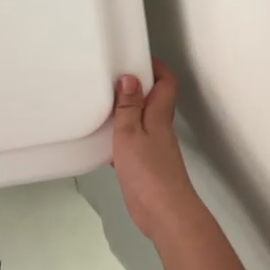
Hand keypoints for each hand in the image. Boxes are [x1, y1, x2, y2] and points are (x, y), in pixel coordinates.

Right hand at [111, 59, 210, 245]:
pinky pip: (132, 140)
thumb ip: (129, 107)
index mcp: (159, 117)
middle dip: (138, 85)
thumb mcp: (131, 133)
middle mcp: (159, 129)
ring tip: (103, 103)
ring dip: (127, 110)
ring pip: (142, 120)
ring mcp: (153, 148)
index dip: (156, 68)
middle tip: (112, 76)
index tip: (137, 57)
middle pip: (154, 100)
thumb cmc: (148, 171)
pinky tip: (104, 140)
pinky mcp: (145, 165)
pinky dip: (120, 134)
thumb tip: (131, 77)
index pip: (166, 84)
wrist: (164, 213)